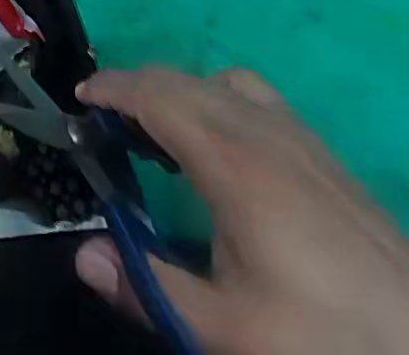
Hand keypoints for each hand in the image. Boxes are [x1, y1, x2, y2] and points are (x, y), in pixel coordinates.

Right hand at [72, 68, 408, 354]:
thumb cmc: (327, 338)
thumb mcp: (227, 331)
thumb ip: (149, 288)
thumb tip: (83, 255)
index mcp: (232, 162)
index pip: (157, 96)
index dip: (113, 88)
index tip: (81, 98)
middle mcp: (261, 131)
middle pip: (183, 80)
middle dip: (135, 86)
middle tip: (104, 120)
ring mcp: (296, 136)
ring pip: (221, 81)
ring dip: (178, 89)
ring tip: (158, 130)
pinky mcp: (320, 152)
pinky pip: (252, 97)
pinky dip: (214, 98)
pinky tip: (219, 149)